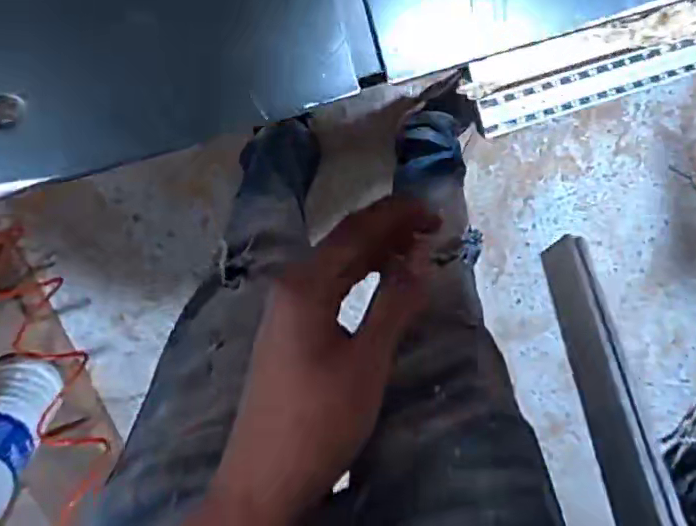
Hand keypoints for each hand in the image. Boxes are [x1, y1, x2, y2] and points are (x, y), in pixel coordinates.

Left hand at [188, 196, 440, 525]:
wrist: (261, 484)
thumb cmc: (318, 422)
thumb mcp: (366, 364)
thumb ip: (394, 303)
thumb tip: (420, 257)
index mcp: (305, 284)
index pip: (357, 230)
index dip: (397, 214)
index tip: (434, 211)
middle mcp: (292, 283)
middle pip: (346, 239)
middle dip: (390, 227)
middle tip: (432, 226)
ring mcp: (287, 304)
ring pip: (338, 260)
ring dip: (377, 248)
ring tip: (416, 246)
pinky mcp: (290, 325)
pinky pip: (331, 281)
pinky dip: (361, 271)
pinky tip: (383, 277)